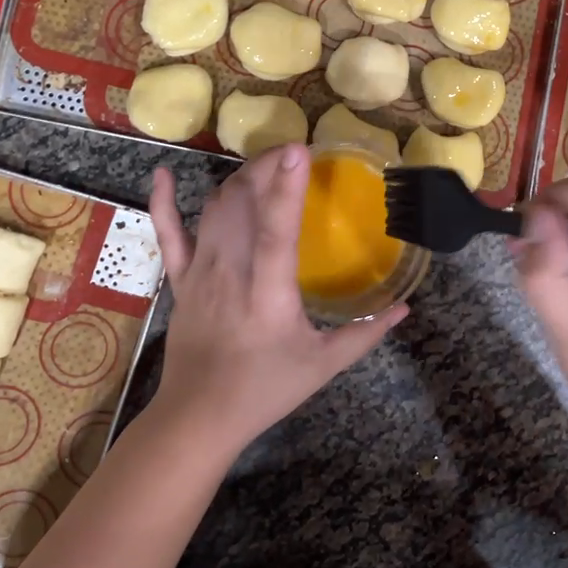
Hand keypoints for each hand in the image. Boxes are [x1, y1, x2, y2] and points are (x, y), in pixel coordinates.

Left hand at [146, 144, 406, 450]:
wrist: (199, 417)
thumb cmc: (264, 390)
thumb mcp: (323, 365)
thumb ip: (365, 334)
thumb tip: (405, 308)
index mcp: (269, 293)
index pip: (276, 230)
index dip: (286, 187)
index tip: (298, 150)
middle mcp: (230, 273)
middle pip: (242, 203)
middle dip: (265, 167)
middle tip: (293, 155)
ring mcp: (200, 272)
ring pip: (215, 209)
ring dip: (239, 179)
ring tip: (265, 166)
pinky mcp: (180, 279)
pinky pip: (168, 234)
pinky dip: (162, 201)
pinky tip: (164, 173)